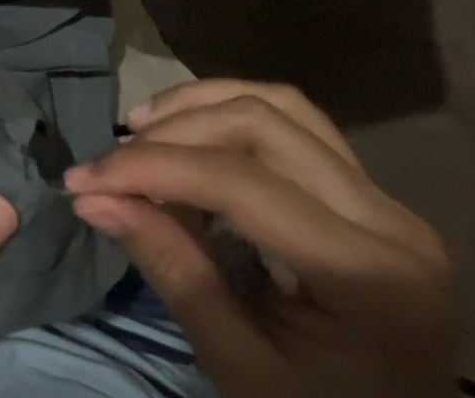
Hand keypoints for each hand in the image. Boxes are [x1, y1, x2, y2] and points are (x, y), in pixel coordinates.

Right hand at [64, 81, 454, 397]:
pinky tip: (189, 133)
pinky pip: (297, 126)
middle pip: (264, 124)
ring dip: (202, 107)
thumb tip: (95, 199)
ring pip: (282, 107)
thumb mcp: (240, 366)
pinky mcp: (370, 197)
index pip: (242, 184)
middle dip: (174, 131)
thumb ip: (174, 271)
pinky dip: (231, 116)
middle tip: (110, 164)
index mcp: (369, 274)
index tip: (83, 179)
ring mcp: (386, 202)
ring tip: (140, 128)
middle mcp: (390, 219)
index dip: (153, 168)